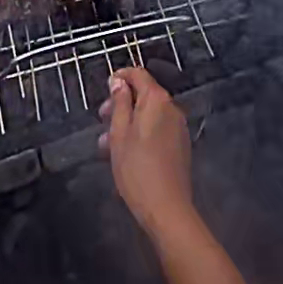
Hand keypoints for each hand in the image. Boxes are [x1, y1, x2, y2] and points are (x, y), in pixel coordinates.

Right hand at [99, 67, 194, 235]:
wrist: (167, 209)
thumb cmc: (137, 168)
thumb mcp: (119, 133)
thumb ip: (119, 102)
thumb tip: (119, 81)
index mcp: (157, 99)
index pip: (138, 74)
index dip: (120, 77)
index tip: (105, 89)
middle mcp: (171, 107)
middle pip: (144, 94)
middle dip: (121, 103)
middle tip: (102, 119)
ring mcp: (178, 127)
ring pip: (149, 114)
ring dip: (128, 121)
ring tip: (107, 144)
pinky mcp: (180, 145)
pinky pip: (157, 129)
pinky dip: (141, 133)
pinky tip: (125, 153)